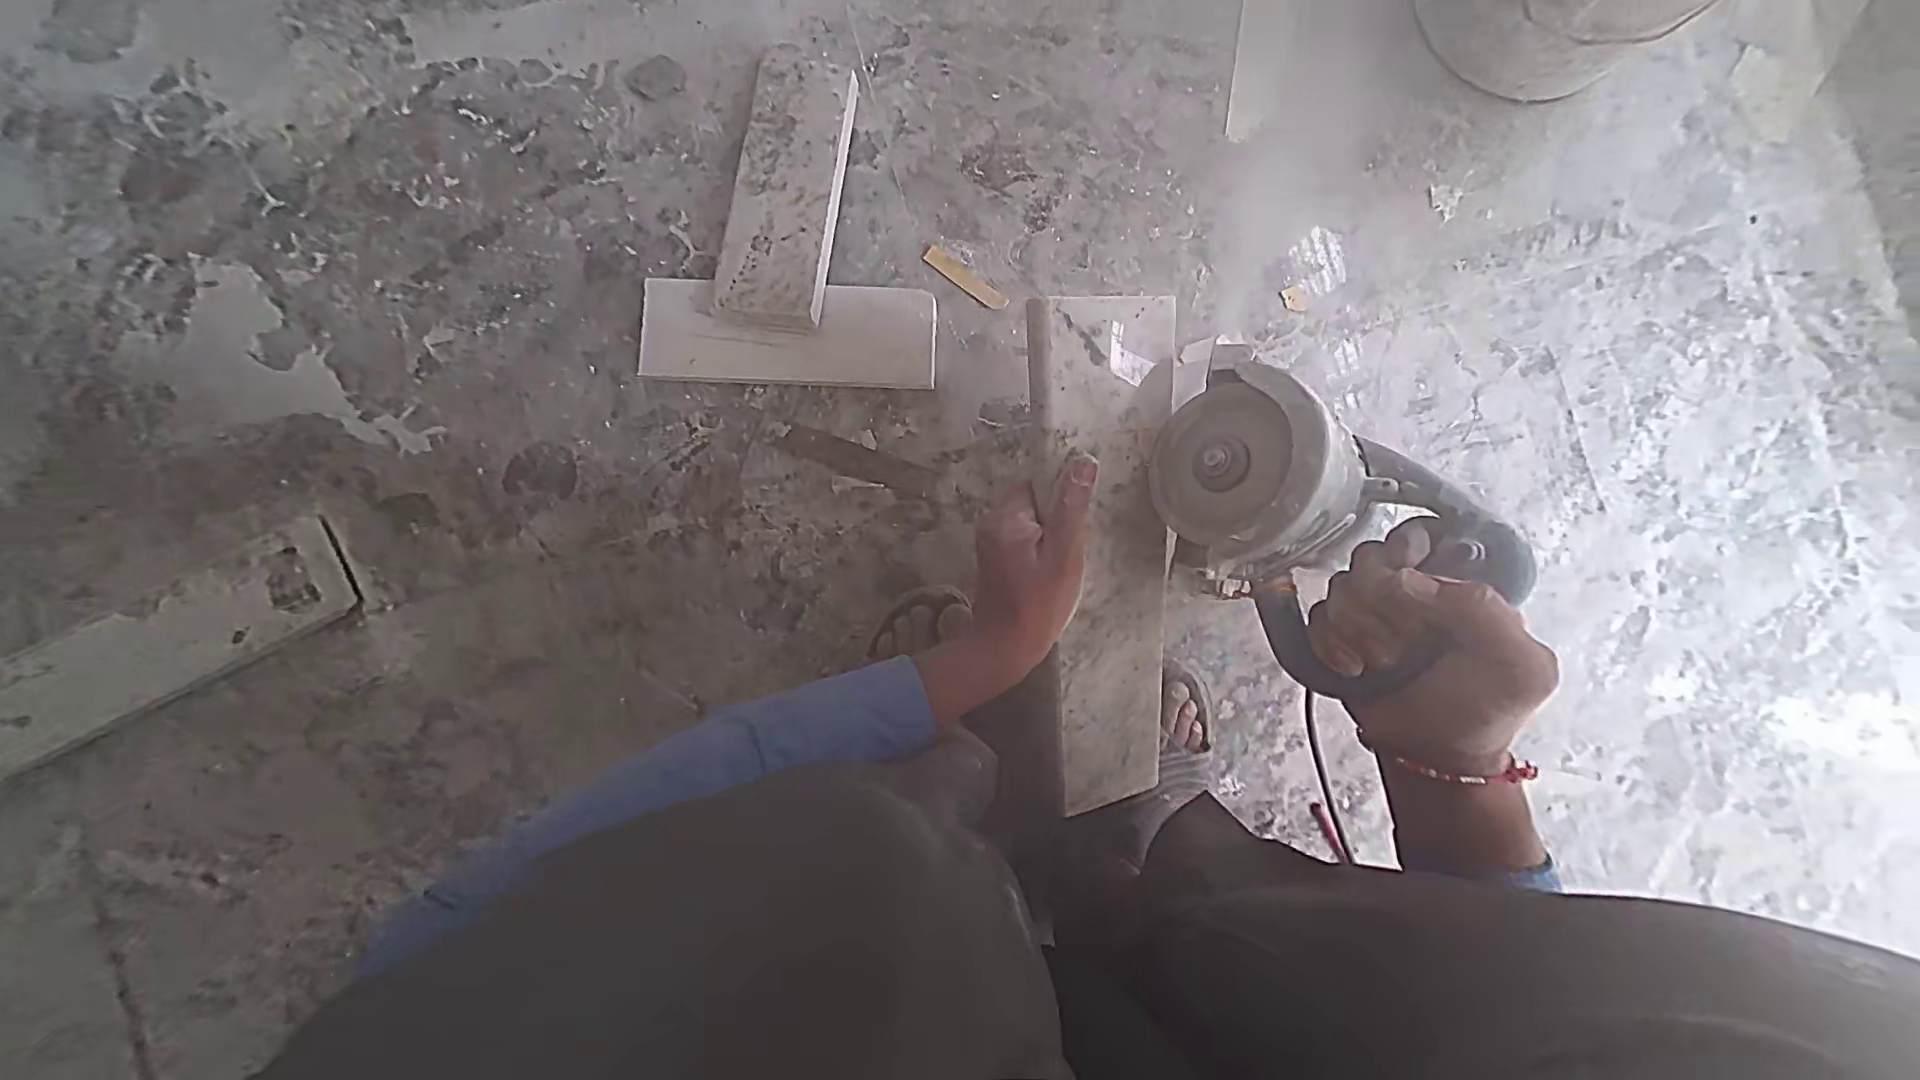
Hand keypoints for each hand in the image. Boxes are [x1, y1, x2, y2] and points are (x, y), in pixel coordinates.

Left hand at [971, 454, 1097, 670]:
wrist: (1004, 648)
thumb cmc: (1038, 605)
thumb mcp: (1063, 556)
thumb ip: (1071, 509)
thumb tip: (1083, 462)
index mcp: (1005, 517)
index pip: (1037, 484)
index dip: (1060, 497)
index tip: (1076, 519)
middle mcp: (990, 523)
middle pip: (1031, 501)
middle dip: (1055, 517)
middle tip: (1070, 547)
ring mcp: (988, 541)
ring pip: (1028, 521)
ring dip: (1047, 534)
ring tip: (1061, 560)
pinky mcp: (992, 557)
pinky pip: (1020, 538)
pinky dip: (1037, 547)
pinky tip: (1048, 569)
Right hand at [1307, 518, 1557, 774]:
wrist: (1435, 752)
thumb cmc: (1484, 708)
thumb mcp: (1519, 664)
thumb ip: (1484, 611)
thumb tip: (1403, 579)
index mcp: (1451, 587)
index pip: (1415, 538)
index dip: (1402, 550)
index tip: (1402, 583)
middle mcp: (1406, 592)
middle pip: (1368, 560)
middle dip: (1380, 604)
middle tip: (1403, 643)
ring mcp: (1366, 612)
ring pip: (1338, 589)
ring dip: (1358, 631)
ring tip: (1384, 664)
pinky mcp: (1334, 635)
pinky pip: (1315, 619)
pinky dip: (1330, 646)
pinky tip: (1355, 669)